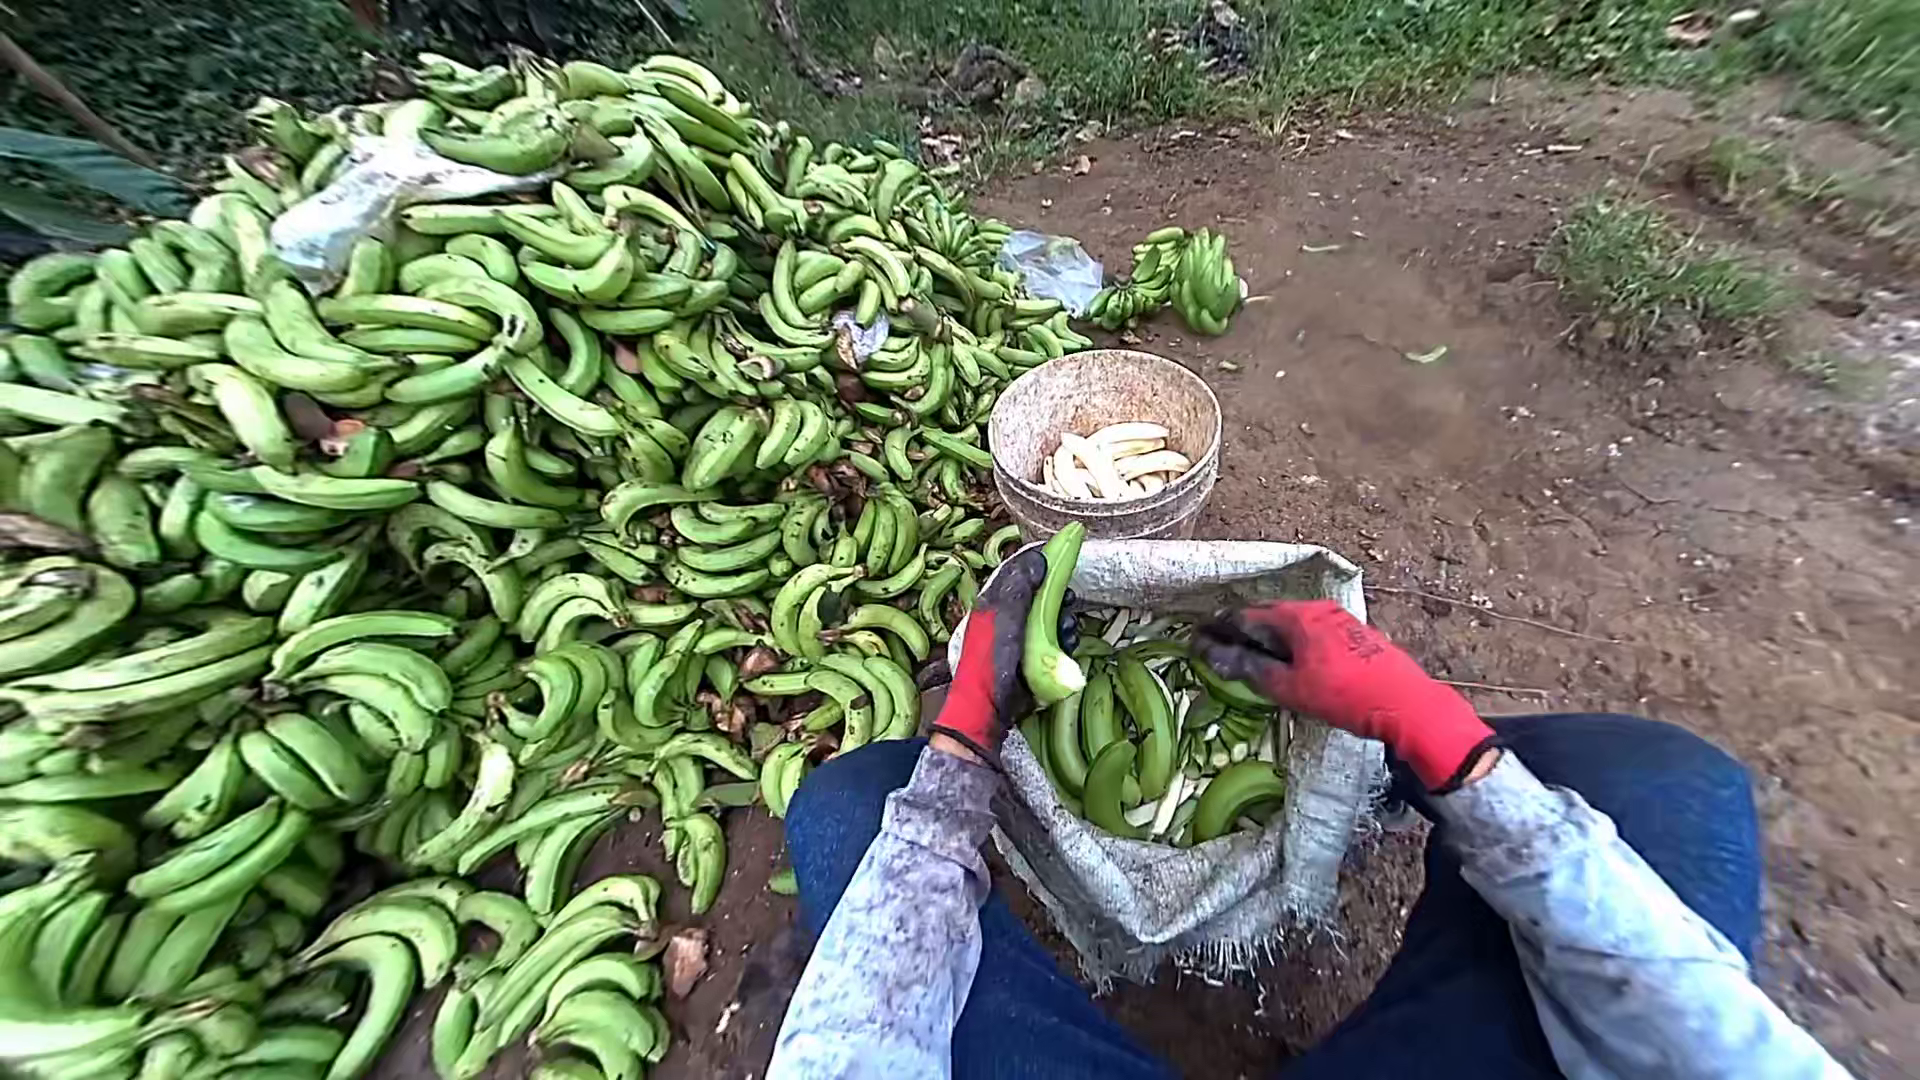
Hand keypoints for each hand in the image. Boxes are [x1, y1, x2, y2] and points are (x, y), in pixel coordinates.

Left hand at [930, 547, 1073, 764]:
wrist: (988, 708)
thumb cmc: (990, 658)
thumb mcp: (1004, 615)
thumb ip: (1019, 585)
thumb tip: (1038, 555)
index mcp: (994, 602)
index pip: (1019, 572)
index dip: (1040, 562)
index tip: (1062, 554)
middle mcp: (1007, 616)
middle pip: (1040, 595)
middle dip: (1057, 595)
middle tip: (1068, 598)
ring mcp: (1020, 638)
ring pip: (1051, 618)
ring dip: (1064, 620)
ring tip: (1068, 627)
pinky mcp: (1033, 658)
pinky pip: (1054, 642)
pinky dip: (1064, 641)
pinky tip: (1067, 644)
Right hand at [1195, 600, 1495, 791]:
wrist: (1412, 707)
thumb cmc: (1343, 695)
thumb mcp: (1288, 686)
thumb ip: (1249, 667)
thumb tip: (1211, 653)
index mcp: (1295, 616)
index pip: (1244, 616)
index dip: (1219, 628)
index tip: (1199, 636)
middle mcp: (1316, 609)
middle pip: (1268, 616)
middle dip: (1245, 631)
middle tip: (1227, 648)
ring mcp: (1340, 619)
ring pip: (1293, 625)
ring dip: (1272, 638)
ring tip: (1259, 658)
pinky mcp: (1358, 634)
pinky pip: (1314, 633)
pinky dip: (1296, 644)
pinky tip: (1297, 663)